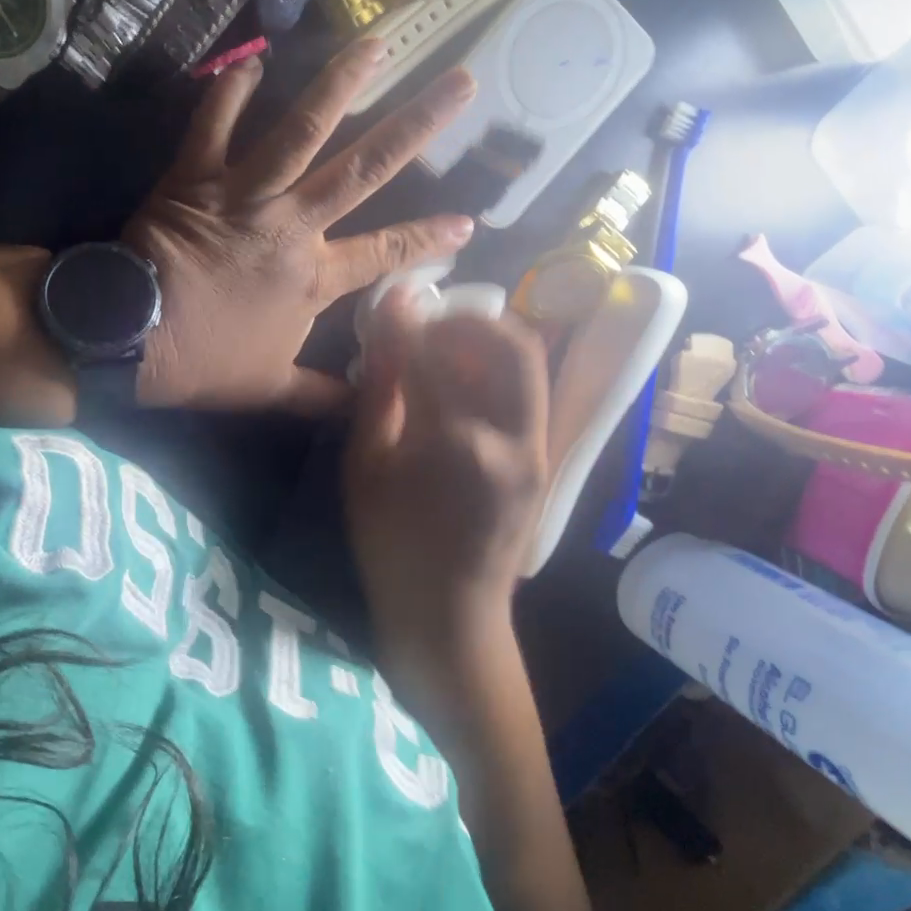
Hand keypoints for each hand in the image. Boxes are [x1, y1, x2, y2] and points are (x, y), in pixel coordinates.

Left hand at [124, 39, 478, 414]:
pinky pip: (214, 125)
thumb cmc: (201, 364)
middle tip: (459, 82)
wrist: (131, 341)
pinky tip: (251, 61)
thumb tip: (362, 406)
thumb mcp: (267, 390)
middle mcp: (292, 225)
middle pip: (364, 168)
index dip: (428, 239)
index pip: (385, 253)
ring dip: (341, 83)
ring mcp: (245, 195)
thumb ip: (319, 396)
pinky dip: (230, 92)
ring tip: (376, 41)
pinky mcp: (195, 178)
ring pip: (301, 129)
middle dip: (417, 125)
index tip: (469, 220)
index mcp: (313, 277)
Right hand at [343, 289, 549, 646]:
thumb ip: (380, 393)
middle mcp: (514, 438)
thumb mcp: (365, 468)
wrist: (449, 613)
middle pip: (512, 344)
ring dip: (486, 343)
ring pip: (529, 365)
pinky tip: (457, 389)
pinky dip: (494, 374)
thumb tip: (385, 330)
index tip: (391, 297)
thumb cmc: (389, 546)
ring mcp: (539, 449)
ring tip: (440, 354)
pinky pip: (525, 394)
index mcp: (457, 444)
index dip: (409, 319)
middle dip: (467, 320)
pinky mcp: (545, 459)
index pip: (435, 355)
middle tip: (425, 325)